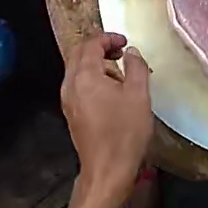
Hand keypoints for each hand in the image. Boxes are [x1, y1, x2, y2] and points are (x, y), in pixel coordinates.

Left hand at [61, 32, 151, 207]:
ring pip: (76, 70)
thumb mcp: (139, 94)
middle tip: (121, 51)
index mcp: (85, 77)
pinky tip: (112, 90)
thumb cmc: (126, 131)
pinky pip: (78, 85)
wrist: (108, 169)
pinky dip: (92, 78)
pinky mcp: (72, 113)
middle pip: (78, 54)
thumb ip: (136, 67)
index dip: (108, 38)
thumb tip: (131, 52)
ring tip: (120, 71)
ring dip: (96, 63)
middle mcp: (70, 85)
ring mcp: (68, 101)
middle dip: (99, 47)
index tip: (126, 41)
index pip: (90, 45)